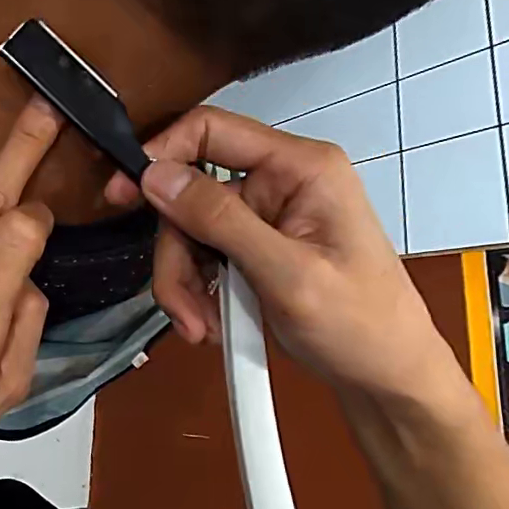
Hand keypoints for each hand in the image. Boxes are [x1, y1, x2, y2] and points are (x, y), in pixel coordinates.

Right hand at [103, 106, 443, 396]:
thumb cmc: (363, 326)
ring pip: (189, 233)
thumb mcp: (287, 274)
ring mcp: (264, 218)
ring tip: (203, 324)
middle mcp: (279, 184)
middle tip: (182, 304)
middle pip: (190, 195)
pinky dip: (196, 293)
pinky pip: (201, 258)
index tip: (124, 193)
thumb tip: (158, 177)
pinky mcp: (252, 248)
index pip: (212, 131)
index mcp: (301, 169)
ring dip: (184, 282)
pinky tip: (212, 321)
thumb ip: (220, 220)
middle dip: (178, 254)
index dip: (161, 154)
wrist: (384, 378)